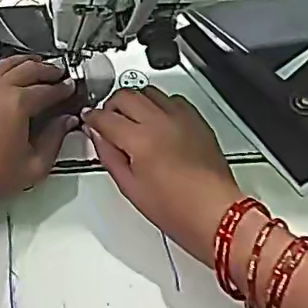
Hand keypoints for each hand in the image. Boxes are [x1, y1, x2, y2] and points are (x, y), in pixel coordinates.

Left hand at [0, 56, 78, 197]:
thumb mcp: (35, 164)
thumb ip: (55, 139)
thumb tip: (64, 125)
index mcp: (18, 102)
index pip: (48, 89)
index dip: (63, 88)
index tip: (71, 88)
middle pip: (29, 69)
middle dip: (49, 69)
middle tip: (60, 74)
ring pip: (8, 64)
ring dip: (27, 63)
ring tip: (39, 66)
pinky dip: (9, 68)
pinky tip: (14, 74)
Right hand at [81, 87, 244, 260]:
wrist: (217, 216)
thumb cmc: (179, 210)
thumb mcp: (130, 187)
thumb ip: (109, 155)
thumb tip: (99, 138)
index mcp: (140, 139)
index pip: (105, 116)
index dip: (91, 118)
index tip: (89, 120)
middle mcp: (161, 122)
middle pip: (125, 95)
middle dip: (110, 105)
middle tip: (107, 119)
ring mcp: (181, 119)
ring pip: (149, 91)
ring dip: (135, 101)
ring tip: (131, 119)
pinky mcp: (197, 122)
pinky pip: (173, 100)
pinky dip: (160, 105)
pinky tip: (157, 121)